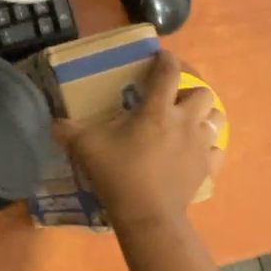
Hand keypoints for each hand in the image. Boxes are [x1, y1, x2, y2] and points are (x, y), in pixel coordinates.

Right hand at [53, 49, 224, 228]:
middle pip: (203, 92)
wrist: (147, 215)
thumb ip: (67, 130)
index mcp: (157, 110)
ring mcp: (200, 145)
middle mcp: (184, 121)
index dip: (166, 58)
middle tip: (172, 98)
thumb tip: (53, 122)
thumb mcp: (85, 148)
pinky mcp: (207, 167)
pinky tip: (195, 150)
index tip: (160, 55)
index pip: (169, 72)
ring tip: (187, 121)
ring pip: (217, 117)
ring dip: (205, 114)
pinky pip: (217, 148)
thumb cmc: (118, 175)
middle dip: (190, 90)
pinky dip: (209, 145)